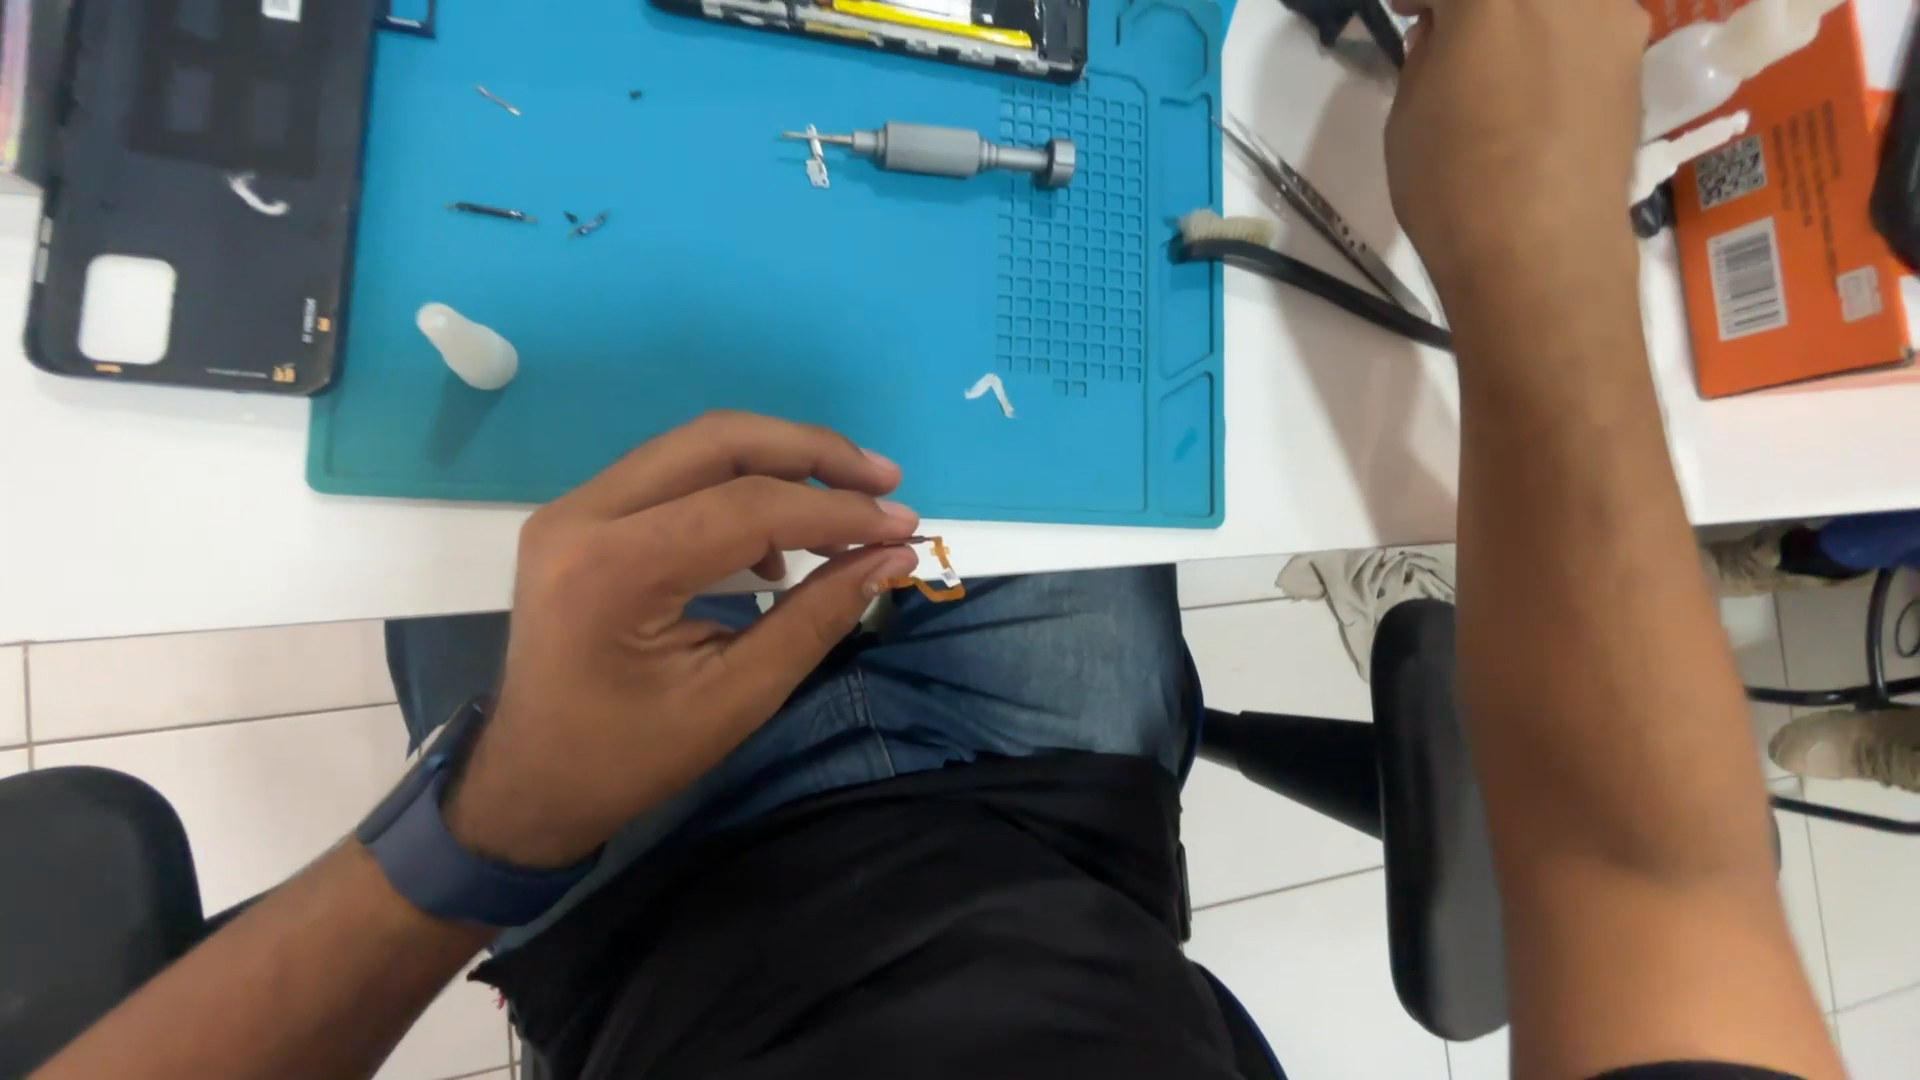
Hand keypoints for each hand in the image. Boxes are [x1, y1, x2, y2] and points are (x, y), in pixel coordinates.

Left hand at [442, 411, 923, 868]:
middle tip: (885, 481)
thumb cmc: (630, 757)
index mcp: (613, 571)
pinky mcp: (588, 516)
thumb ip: (818, 617)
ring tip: (851, 500)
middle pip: (720, 441)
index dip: (837, 511)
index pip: (747, 507)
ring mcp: (578, 508)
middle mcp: (584, 515)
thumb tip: (893, 557)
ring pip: (700, 445)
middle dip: (815, 453)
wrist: (530, 783)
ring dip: (785, 461)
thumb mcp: (738, 698)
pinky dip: (745, 486)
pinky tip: (781, 541)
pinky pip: (680, 473)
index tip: (904, 526)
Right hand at [1385, 0, 1648, 300]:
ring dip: (1522, 20)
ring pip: (1556, 6)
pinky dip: (1554, 42)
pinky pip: (1585, 26)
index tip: (1408, 10)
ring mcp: (1610, 15)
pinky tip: (1530, 95)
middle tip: (1452, 34)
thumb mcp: (1407, 121)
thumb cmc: (1450, 185)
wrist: (1537, 246)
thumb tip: (1444, 34)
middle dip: (1477, 6)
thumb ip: (1426, 60)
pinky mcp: (1633, 56)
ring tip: (1493, 69)